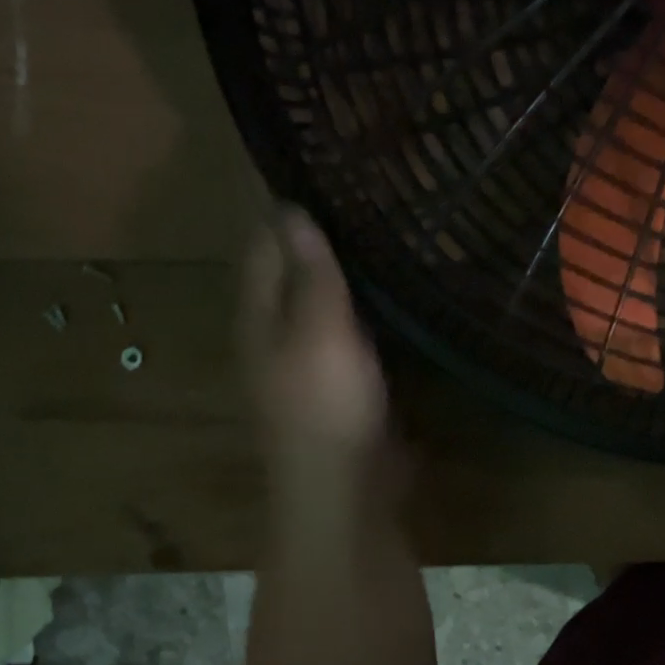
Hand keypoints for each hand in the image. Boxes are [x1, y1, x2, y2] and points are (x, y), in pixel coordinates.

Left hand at [240, 208, 392, 490]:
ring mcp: (316, 366)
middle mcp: (281, 336)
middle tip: (368, 199)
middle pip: (295, 276)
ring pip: (330, 308)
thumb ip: (311, 279)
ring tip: (388, 238)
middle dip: (322, 241)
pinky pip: (359, 339)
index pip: (266, 248)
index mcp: (262, 318)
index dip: (286, 213)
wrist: (347, 491)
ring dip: (350, 279)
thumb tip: (292, 211)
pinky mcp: (350, 390)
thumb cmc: (326, 409)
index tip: (323, 172)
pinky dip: (374, 316)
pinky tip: (403, 302)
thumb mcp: (318, 336)